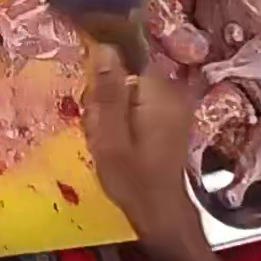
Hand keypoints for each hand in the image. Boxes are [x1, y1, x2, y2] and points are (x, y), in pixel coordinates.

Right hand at [83, 45, 200, 253]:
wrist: (159, 212)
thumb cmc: (132, 178)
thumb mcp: (109, 136)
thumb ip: (107, 92)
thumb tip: (105, 48)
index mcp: (158, 92)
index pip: (126, 54)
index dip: (102, 67)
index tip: (89, 93)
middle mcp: (171, 91)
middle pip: (124, 72)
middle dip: (103, 94)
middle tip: (96, 125)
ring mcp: (171, 104)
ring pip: (126, 88)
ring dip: (108, 107)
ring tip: (103, 135)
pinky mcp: (166, 116)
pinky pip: (134, 102)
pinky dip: (119, 116)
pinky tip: (113, 139)